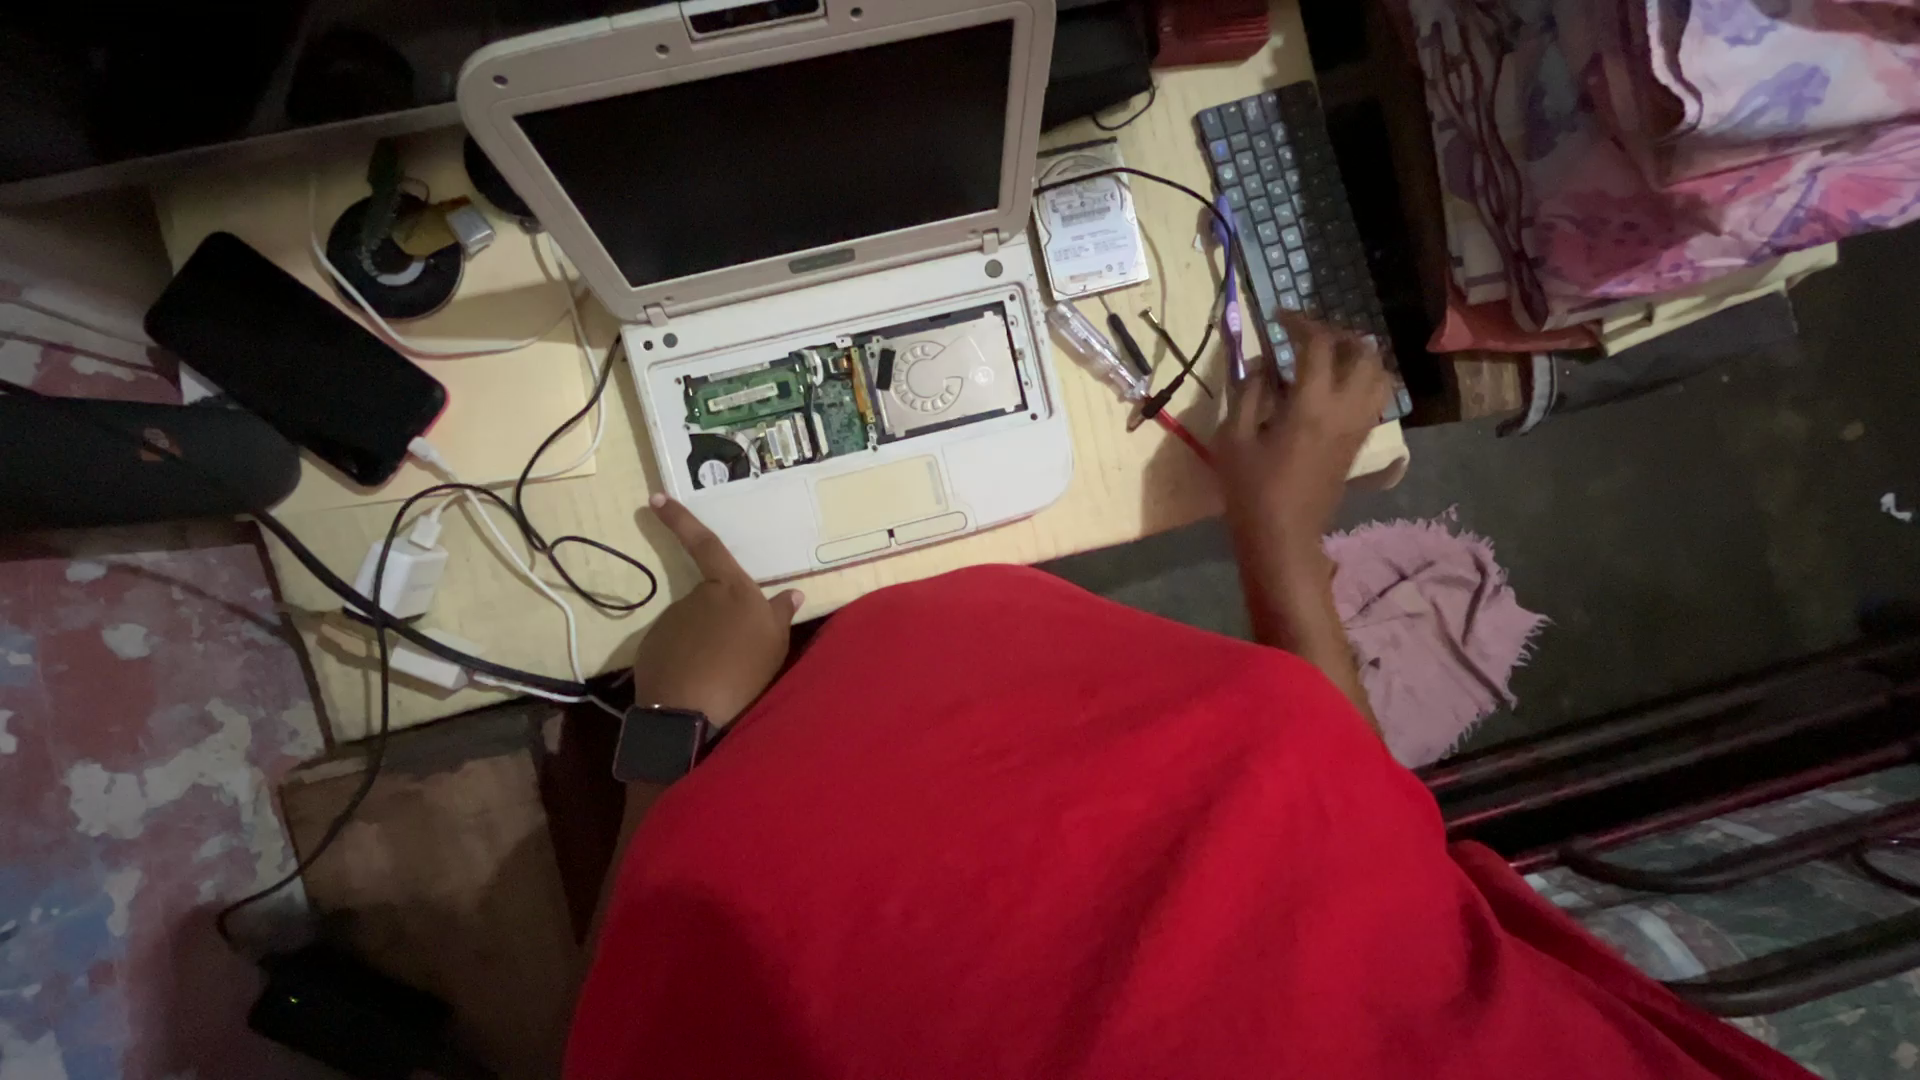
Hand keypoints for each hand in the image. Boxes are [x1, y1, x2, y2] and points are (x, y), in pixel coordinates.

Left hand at [629, 494, 802, 728]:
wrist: (692, 712)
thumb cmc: (745, 669)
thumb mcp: (776, 642)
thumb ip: (780, 614)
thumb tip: (791, 594)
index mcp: (730, 587)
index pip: (706, 544)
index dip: (680, 519)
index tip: (655, 498)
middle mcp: (696, 596)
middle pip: (708, 598)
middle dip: (718, 621)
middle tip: (737, 654)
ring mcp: (670, 621)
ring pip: (692, 626)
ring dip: (704, 642)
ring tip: (721, 674)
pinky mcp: (651, 647)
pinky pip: (674, 648)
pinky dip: (686, 660)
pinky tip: (698, 683)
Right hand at [1216, 314, 1389, 558]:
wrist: (1283, 536)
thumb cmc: (1251, 489)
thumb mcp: (1234, 439)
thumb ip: (1248, 394)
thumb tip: (1260, 366)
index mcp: (1311, 405)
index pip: (1318, 345)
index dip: (1300, 323)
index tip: (1279, 318)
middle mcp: (1345, 409)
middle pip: (1363, 353)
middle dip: (1337, 335)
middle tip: (1307, 336)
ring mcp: (1358, 427)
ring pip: (1379, 375)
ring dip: (1357, 357)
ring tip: (1328, 358)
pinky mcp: (1359, 443)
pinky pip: (1375, 398)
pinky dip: (1361, 381)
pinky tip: (1333, 388)